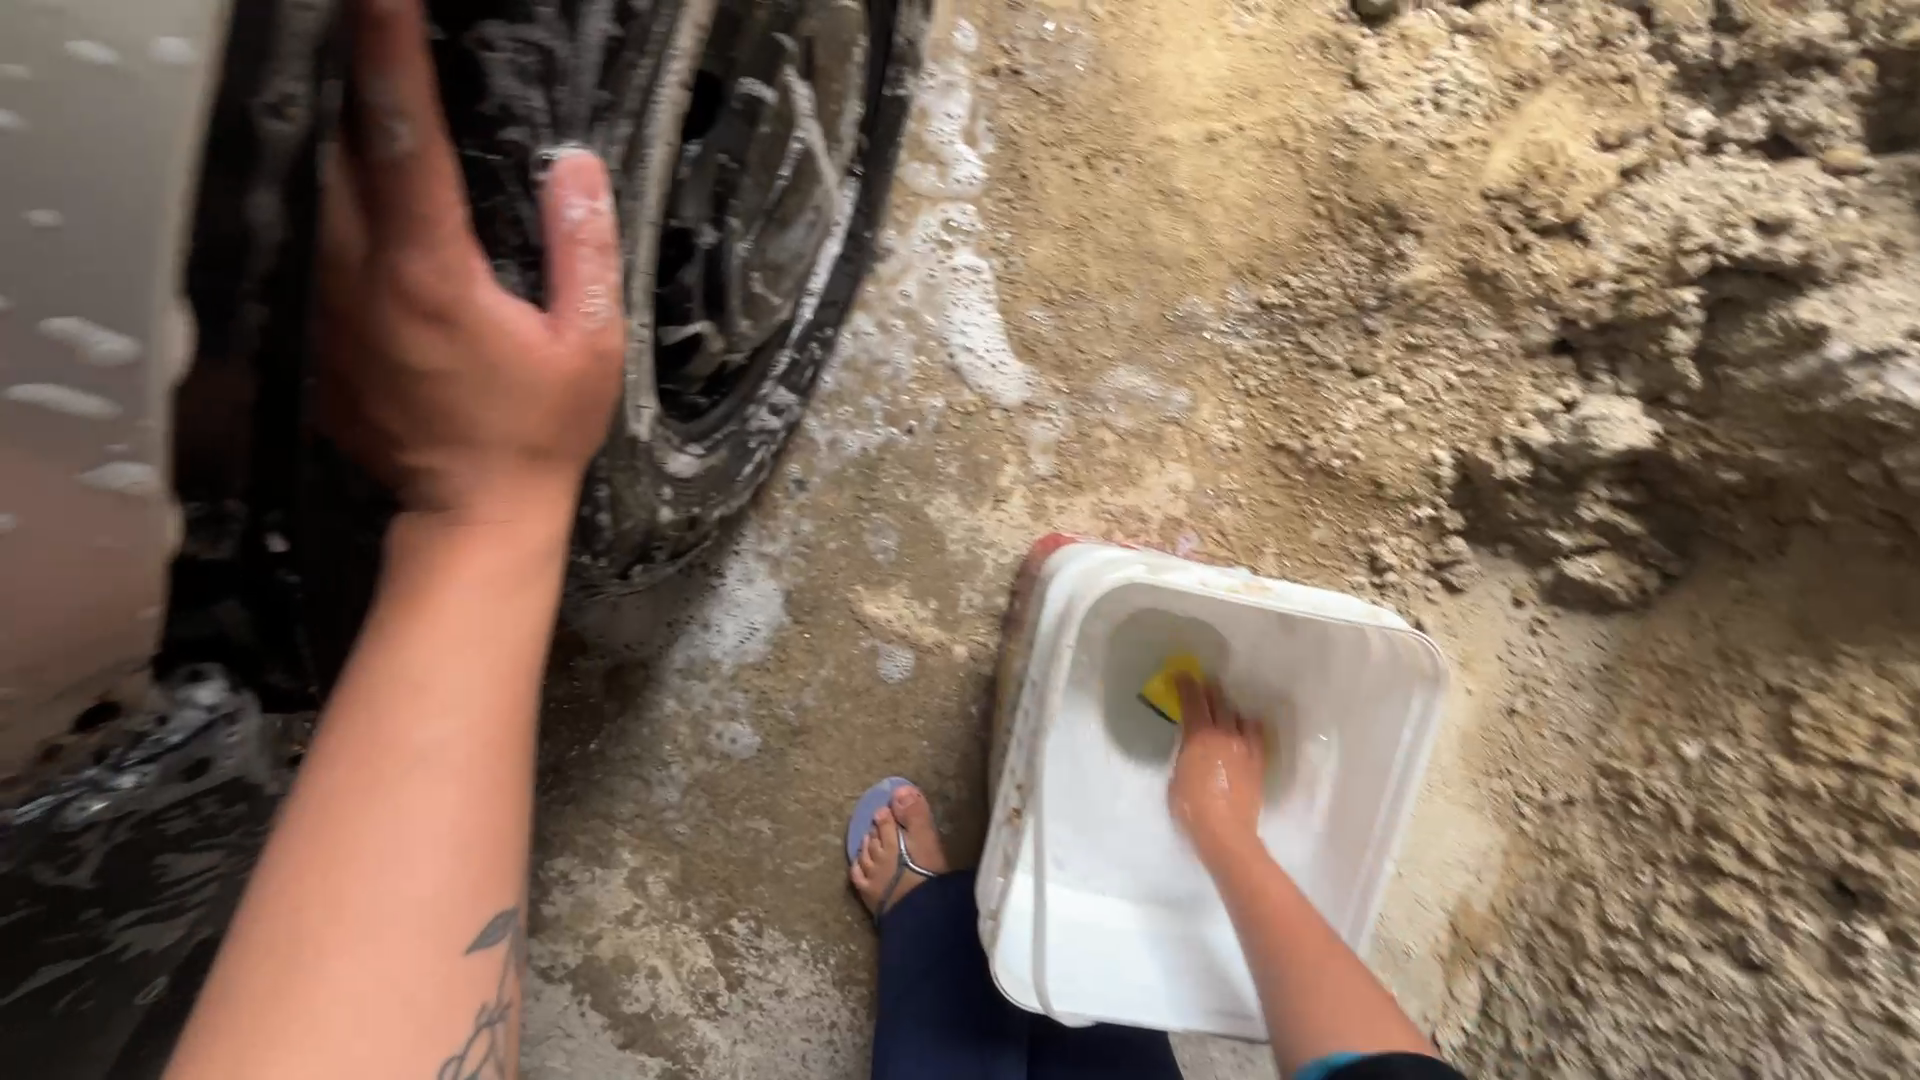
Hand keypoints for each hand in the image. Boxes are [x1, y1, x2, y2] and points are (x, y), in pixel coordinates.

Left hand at [317, 0, 624, 528]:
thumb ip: (585, 252)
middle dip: (362, 87)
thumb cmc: (541, 431)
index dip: (389, 51)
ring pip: (324, 194)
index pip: (399, 134)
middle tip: (391, 46)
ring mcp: (329, 308)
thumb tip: (577, 169)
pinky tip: (387, 217)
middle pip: (342, 148)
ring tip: (392, 120)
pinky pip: (325, 246)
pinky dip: (351, 210)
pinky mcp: (320, 336)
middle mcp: (362, 276)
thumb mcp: (592, 346)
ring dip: (354, 148)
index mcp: (432, 273)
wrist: (475, 508)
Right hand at [1168, 675, 1268, 867]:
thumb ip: (1184, 753)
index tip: (1183, 675)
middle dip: (1210, 691)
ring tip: (1225, 709)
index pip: (1194, 701)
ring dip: (1230, 709)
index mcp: (1200, 736)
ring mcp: (1246, 748)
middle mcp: (1225, 734)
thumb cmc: (1191, 806)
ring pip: (1240, 717)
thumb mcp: (1176, 774)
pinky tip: (1245, 730)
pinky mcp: (1259, 763)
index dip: (1187, 685)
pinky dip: (1248, 728)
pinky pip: (1256, 736)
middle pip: (1220, 703)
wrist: (1226, 833)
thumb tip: (1190, 746)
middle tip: (1205, 684)